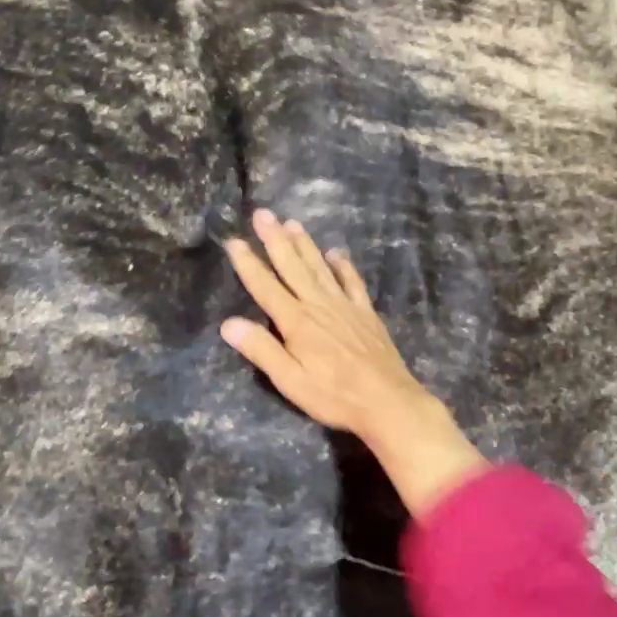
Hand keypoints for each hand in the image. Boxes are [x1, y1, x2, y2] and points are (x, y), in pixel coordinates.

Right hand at [221, 209, 485, 515]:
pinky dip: (342, 265)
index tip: (233, 241)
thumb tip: (228, 323)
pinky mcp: (365, 313)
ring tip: (292, 222)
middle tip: (263, 214)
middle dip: (275, 239)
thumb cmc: (334, 395)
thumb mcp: (290, 380)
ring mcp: (344, 306)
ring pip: (319, 267)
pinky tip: (336, 253)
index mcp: (296, 322)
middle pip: (292, 266)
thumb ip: (261, 349)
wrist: (388, 402)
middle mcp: (318, 306)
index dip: (248, 263)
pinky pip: (352, 281)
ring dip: (304, 244)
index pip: (265, 286)